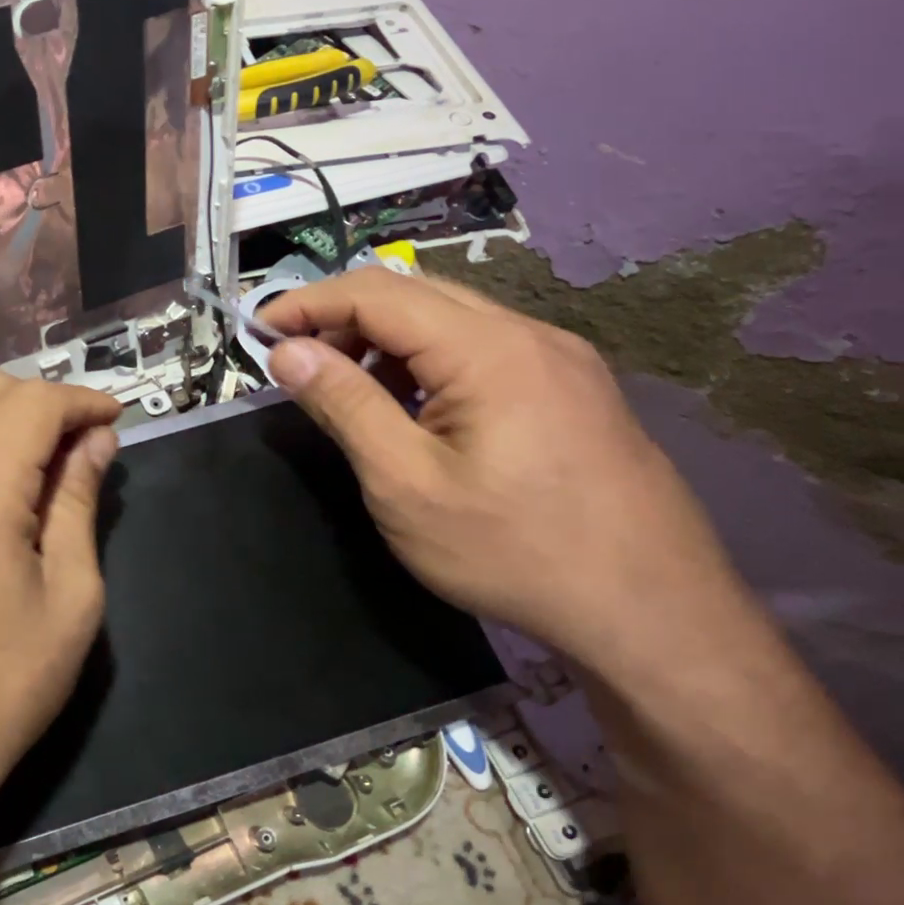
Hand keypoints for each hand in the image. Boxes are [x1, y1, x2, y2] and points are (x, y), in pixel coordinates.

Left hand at [0, 370, 119, 904]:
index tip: (118, 420)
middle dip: (40, 400)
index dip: (82, 401)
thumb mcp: (68, 597)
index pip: (32, 403)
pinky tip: (5, 489)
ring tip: (51, 468)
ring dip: (3, 421)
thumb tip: (95, 443)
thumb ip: (78, 504)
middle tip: (86, 443)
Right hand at [259, 268, 743, 670]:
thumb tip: (287, 352)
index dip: (306, 304)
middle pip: (415, 294)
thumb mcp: (404, 483)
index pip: (377, 293)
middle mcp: (530, 336)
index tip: (254, 333)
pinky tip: (411, 409)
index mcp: (488, 350)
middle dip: (341, 317)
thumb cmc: (511, 550)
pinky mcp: (572, 389)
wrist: (650, 611)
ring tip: (344, 391)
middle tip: (292, 364)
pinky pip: (481, 349)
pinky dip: (426, 361)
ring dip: (383, 340)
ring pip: (450, 320)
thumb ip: (344, 405)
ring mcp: (560, 360)